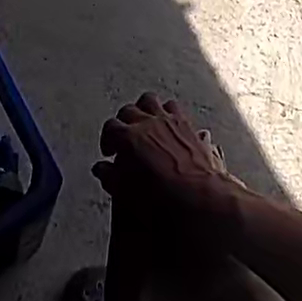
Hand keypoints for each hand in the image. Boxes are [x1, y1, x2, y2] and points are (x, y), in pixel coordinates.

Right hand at [94, 93, 249, 239]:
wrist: (200, 197)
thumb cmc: (162, 200)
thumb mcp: (127, 193)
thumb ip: (111, 176)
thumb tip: (101, 168)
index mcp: (129, 137)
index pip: (110, 128)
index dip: (107, 139)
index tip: (109, 151)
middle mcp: (148, 121)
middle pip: (128, 110)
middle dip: (123, 123)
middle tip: (124, 139)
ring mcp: (169, 119)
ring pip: (150, 100)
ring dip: (144, 110)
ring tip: (144, 125)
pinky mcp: (186, 122)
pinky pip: (172, 107)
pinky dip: (165, 112)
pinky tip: (166, 127)